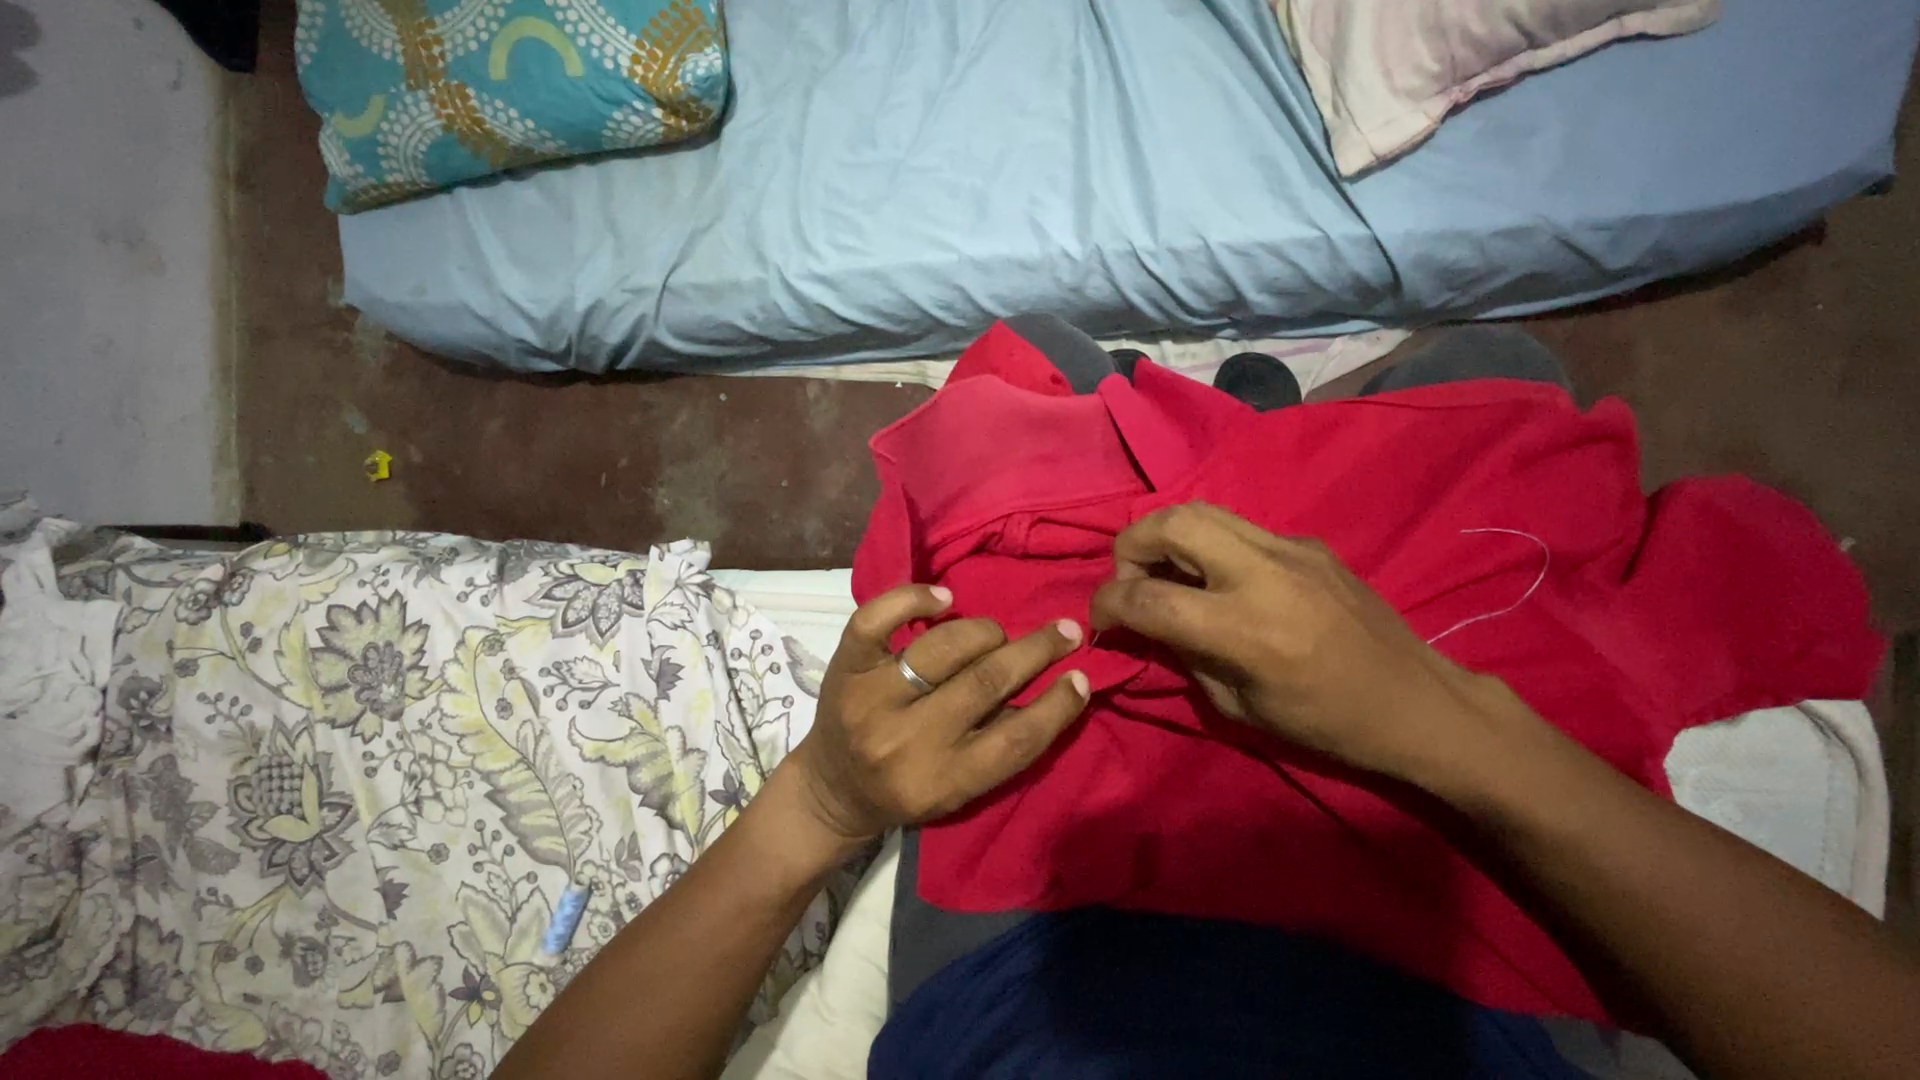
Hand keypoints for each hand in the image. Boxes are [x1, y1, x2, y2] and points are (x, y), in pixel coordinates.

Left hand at [787, 585, 1090, 844]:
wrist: (832, 789)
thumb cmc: (906, 789)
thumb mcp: (958, 791)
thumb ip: (999, 746)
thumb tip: (1051, 687)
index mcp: (941, 780)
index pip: (1014, 741)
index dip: (1056, 707)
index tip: (1082, 677)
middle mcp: (905, 741)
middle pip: (985, 683)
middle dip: (1035, 651)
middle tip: (1064, 632)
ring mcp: (870, 699)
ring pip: (942, 647)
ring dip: (984, 631)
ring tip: (996, 634)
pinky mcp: (844, 667)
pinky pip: (876, 619)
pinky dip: (912, 599)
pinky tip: (944, 597)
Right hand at [1089, 503, 1522, 780]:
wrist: (1414, 704)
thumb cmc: (1324, 724)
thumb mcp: (1237, 708)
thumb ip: (1185, 657)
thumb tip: (1148, 625)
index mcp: (1243, 629)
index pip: (1147, 596)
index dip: (1106, 603)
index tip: (1100, 619)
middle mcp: (1262, 574)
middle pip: (1171, 523)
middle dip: (1131, 547)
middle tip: (1130, 579)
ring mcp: (1290, 549)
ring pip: (1203, 510)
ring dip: (1167, 535)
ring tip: (1166, 571)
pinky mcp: (1308, 543)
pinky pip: (1241, 529)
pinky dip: (1211, 546)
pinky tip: (1223, 580)